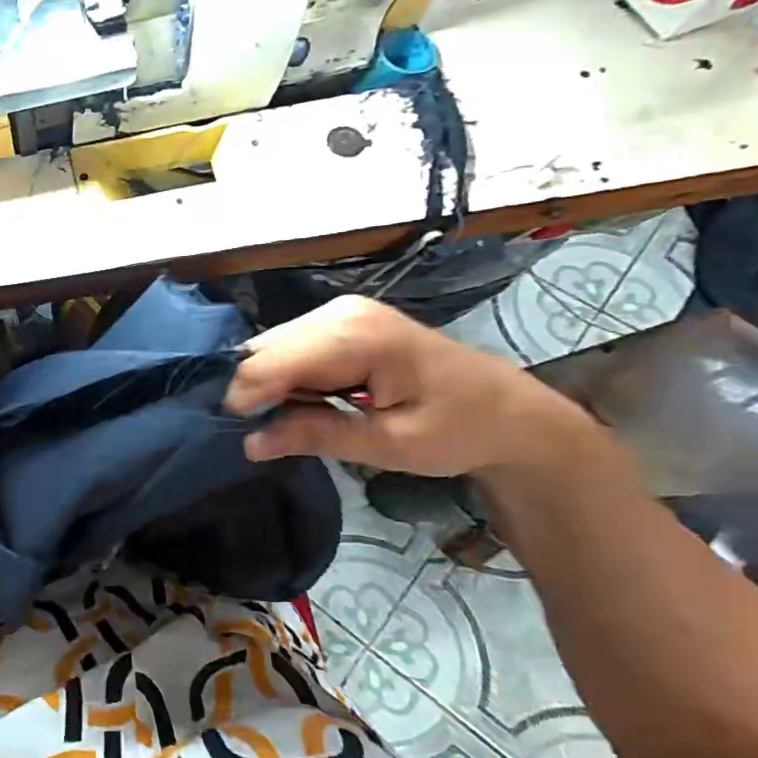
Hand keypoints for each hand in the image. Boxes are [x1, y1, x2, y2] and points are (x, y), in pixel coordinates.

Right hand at [224, 296, 596, 478]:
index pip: (267, 364)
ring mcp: (339, 311)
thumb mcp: (389, 445)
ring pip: (270, 349)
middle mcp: (338, 311)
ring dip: (272, 387)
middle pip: (262, 352)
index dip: (247, 402)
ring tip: (302, 419)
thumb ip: (316, 437)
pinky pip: (290, 347)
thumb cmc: (460, 430)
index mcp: (354, 335)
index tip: (252, 440)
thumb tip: (250, 443)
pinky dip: (288, 378)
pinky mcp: (340, 320)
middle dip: (258, 394)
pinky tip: (313, 400)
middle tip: (281, 435)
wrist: (510, 411)